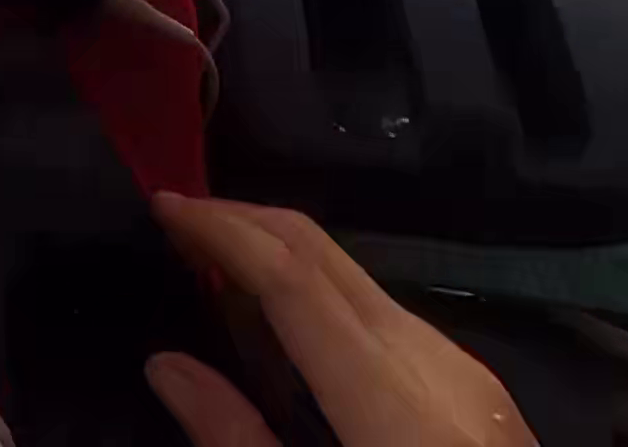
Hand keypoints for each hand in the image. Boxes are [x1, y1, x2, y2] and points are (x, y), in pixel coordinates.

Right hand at [146, 193, 536, 446]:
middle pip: (315, 245)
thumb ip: (236, 442)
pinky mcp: (465, 381)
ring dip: (267, 242)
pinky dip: (303, 278)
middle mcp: (430, 360)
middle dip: (237, 215)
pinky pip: (362, 299)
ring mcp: (457, 366)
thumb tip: (164, 362)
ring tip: (210, 253)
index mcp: (399, 407)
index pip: (291, 275)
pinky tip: (274, 308)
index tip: (162, 204)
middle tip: (175, 218)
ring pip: (340, 264)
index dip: (220, 228)